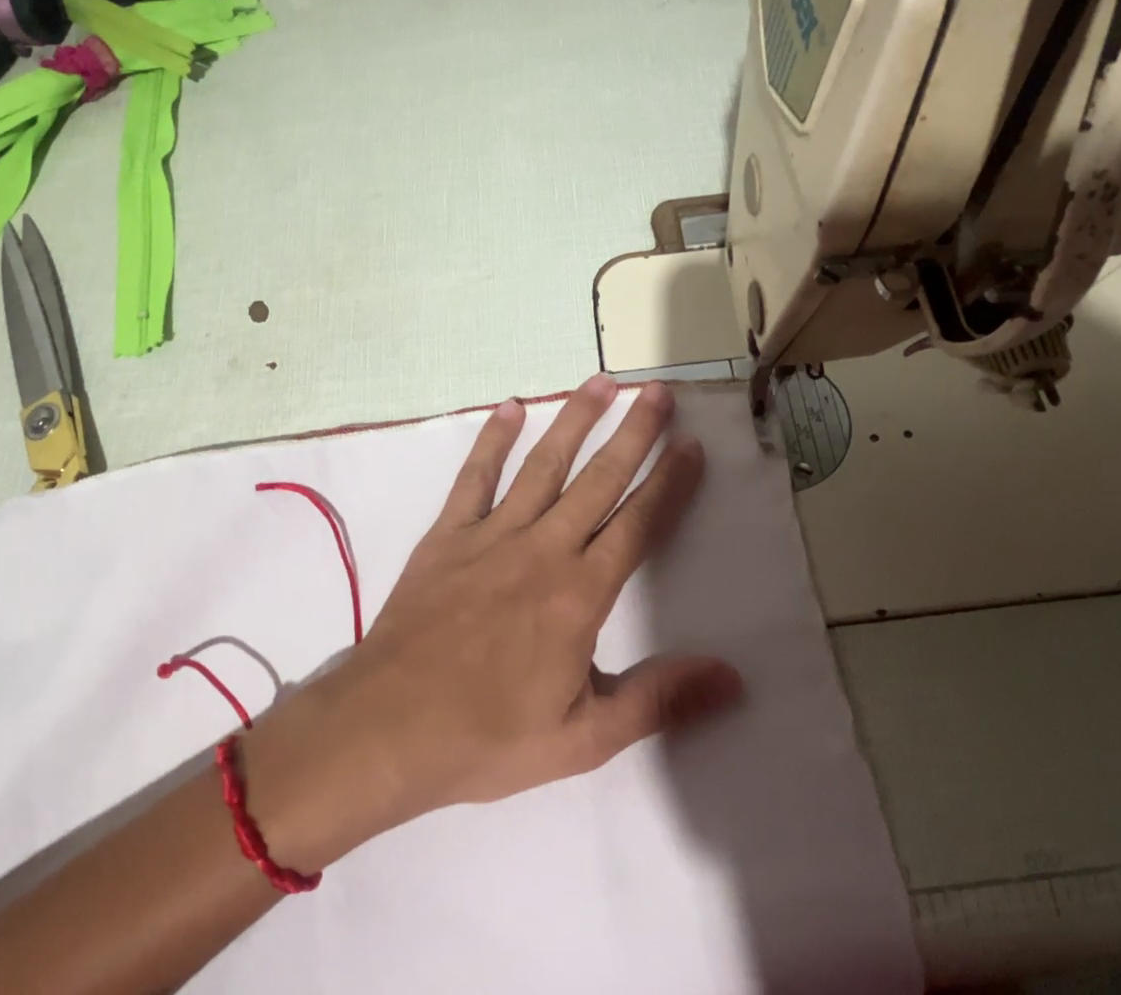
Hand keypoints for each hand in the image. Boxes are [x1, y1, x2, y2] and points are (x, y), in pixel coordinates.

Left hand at [245, 376, 744, 871]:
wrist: (386, 730)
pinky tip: (508, 408)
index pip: (639, 525)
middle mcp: (542, 551)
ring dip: (574, 421)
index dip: (669, 483)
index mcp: (580, 595)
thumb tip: (734, 677)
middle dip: (633, 433)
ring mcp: (490, 538)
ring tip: (601, 382)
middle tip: (658, 390)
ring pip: (543, 466)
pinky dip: (491, 442)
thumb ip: (660, 700)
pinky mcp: (445, 539)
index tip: (691, 444)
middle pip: (598, 481)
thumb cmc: (489, 738)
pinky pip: (473, 479)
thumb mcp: (586, 737)